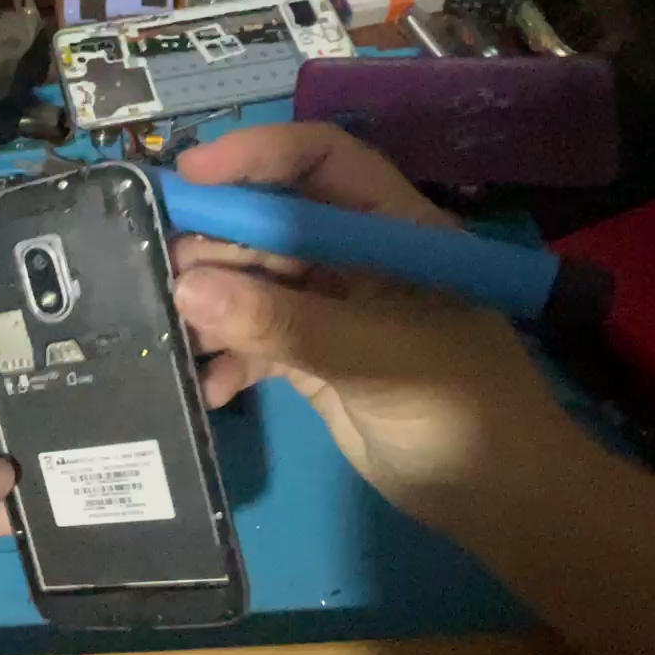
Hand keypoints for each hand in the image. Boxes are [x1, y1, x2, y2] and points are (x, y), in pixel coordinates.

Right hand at [171, 123, 586, 525]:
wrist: (495, 499)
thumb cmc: (460, 409)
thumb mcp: (375, 356)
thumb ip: (284, 323)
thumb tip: (188, 288)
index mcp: (390, 230)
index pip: (322, 162)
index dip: (258, 155)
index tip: (190, 173)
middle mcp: (352, 258)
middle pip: (270, 225)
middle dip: (215, 243)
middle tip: (160, 269)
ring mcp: (327, 308)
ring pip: (251, 284)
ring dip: (210, 305)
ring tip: (176, 331)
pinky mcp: (306, 356)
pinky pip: (251, 342)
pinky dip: (226, 360)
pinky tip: (209, 386)